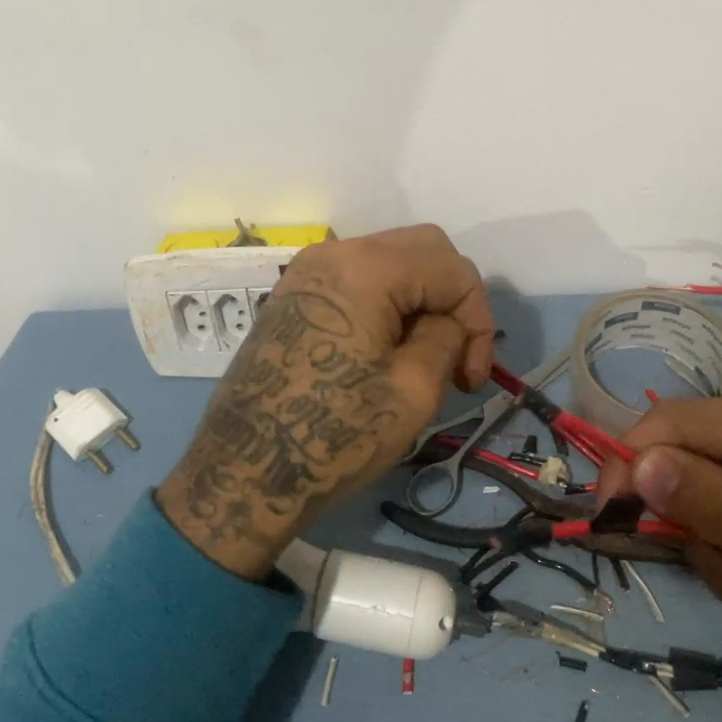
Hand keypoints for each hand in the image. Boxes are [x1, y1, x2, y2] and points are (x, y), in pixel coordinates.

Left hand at [157, 225, 496, 578]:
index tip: (473, 377)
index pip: (454, 270)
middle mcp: (335, 253)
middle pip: (424, 250)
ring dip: (422, 301)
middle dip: (453, 300)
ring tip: (428, 358)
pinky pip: (360, 279)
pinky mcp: (296, 294)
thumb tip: (447, 320)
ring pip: (392, 261)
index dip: (478, 319)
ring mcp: (308, 271)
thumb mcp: (413, 390)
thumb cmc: (333, 434)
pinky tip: (391, 350)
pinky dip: (389, 303)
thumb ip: (446, 337)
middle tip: (458, 359)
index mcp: (367, 269)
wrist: (244, 471)